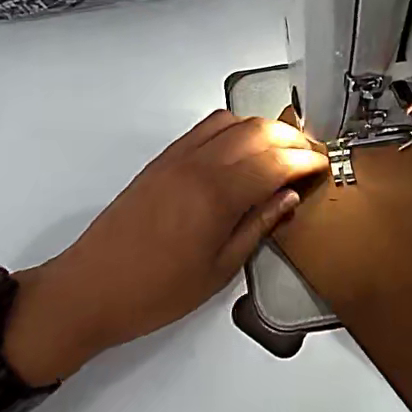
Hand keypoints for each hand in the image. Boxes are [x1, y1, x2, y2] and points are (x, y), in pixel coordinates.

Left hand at [3, 112, 327, 383]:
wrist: (90, 289)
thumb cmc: (155, 291)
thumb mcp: (219, 269)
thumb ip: (258, 226)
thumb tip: (287, 198)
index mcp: (217, 195)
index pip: (276, 161)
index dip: (305, 161)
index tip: (322, 167)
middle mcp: (198, 165)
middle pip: (258, 131)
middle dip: (291, 138)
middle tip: (309, 157)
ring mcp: (176, 157)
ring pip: (231, 121)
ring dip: (263, 128)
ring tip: (281, 150)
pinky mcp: (161, 160)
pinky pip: (204, 128)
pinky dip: (232, 129)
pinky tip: (241, 150)